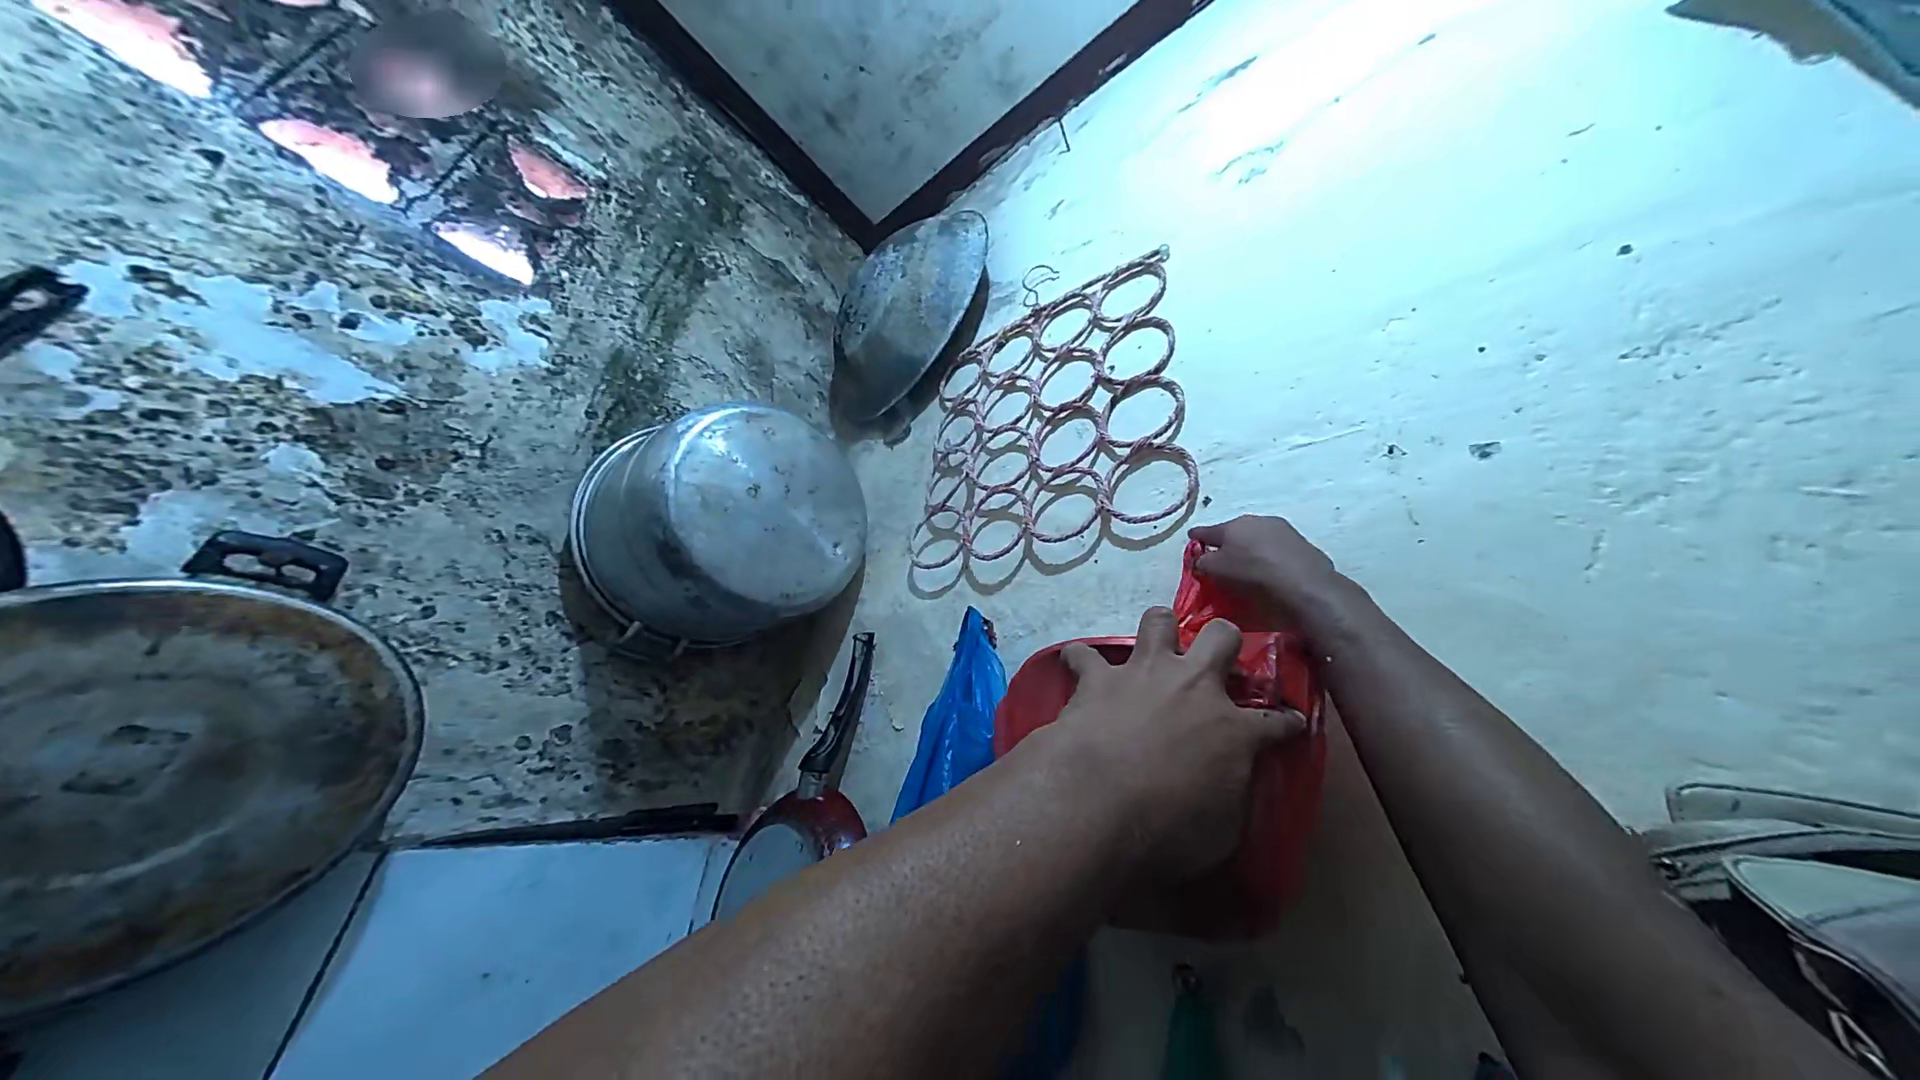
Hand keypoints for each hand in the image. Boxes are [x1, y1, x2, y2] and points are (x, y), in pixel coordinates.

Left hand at [1047, 608, 1304, 880]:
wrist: (1100, 800)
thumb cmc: (1169, 827)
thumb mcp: (1224, 829)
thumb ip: (1234, 793)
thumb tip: (1231, 782)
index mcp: (1233, 729)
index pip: (1275, 721)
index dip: (1285, 722)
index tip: (1288, 722)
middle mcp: (1193, 687)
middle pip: (1221, 637)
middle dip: (1225, 641)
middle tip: (1217, 659)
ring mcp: (1143, 674)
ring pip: (1158, 621)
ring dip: (1160, 628)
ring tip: (1157, 642)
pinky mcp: (1097, 678)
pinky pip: (1083, 654)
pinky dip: (1080, 660)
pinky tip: (1077, 666)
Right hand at [1189, 516, 1351, 627]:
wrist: (1304, 584)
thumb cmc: (1251, 574)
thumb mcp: (1215, 571)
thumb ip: (1202, 563)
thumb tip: (1200, 560)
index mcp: (1232, 525)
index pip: (1207, 530)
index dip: (1197, 536)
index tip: (1191, 538)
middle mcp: (1258, 521)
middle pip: (1234, 532)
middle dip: (1227, 542)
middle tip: (1221, 557)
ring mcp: (1283, 530)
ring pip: (1258, 538)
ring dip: (1251, 548)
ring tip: (1248, 566)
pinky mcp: (1303, 544)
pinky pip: (1277, 549)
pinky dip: (1269, 556)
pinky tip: (1270, 571)